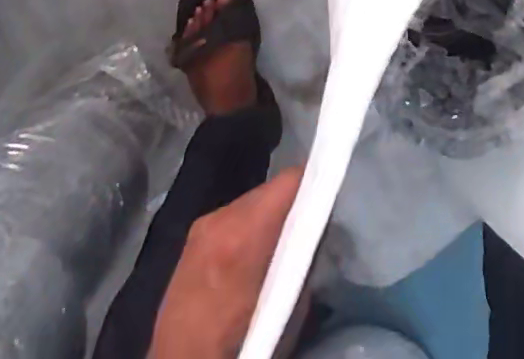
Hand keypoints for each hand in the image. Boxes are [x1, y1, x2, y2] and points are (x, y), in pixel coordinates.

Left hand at [149, 166, 303, 358]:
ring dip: (271, 214)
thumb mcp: (289, 308)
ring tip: (283, 241)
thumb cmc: (242, 346)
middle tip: (311, 224)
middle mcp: (220, 219)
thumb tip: (318, 226)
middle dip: (293, 201)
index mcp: (244, 234)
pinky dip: (251, 225)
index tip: (329, 196)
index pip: (290, 181)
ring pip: (252, 201)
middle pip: (270, 188)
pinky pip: (234, 215)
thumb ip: (304, 256)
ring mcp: (203, 225)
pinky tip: (255, 252)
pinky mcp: (193, 237)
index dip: (314, 183)